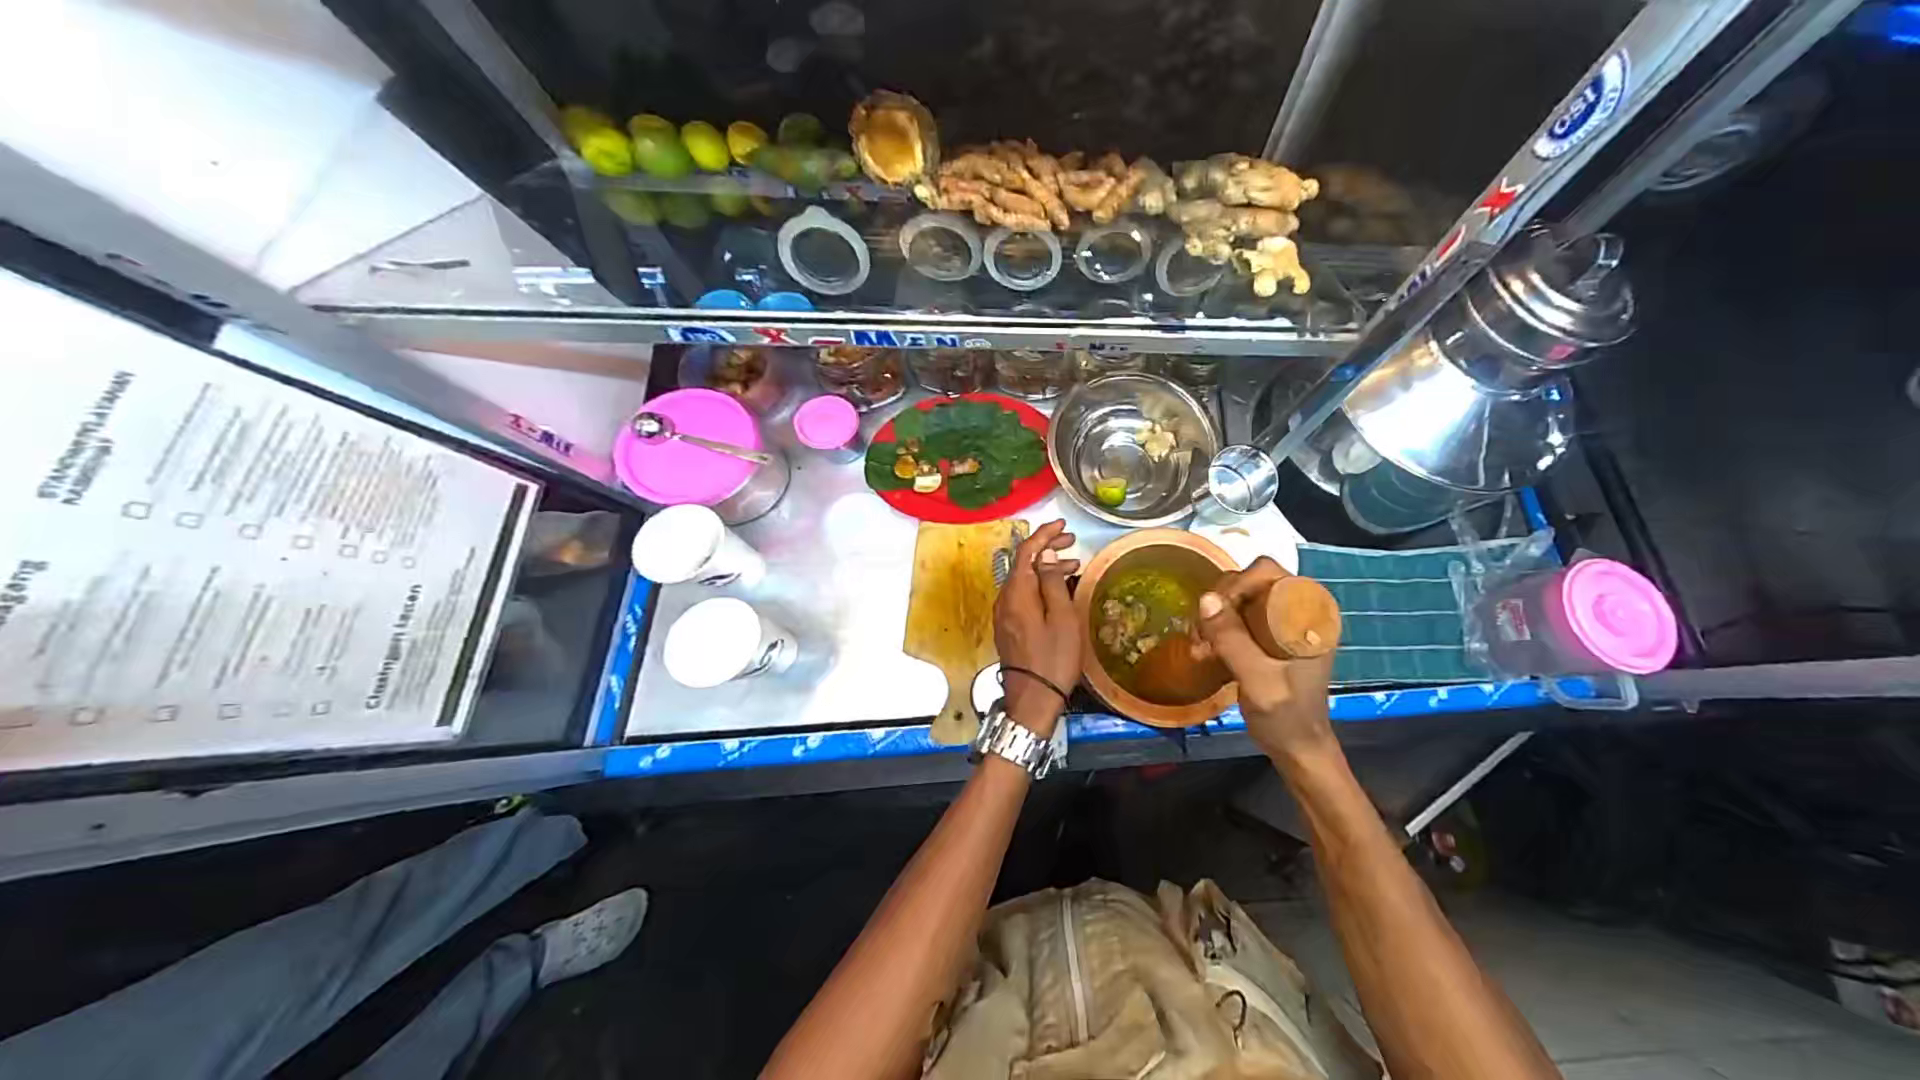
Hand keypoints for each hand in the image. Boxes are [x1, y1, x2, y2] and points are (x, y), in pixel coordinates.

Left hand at [993, 519, 1080, 736]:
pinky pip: (1022, 595)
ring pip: (1023, 579)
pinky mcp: (1008, 627)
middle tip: (1071, 542)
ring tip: (1073, 566)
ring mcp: (1004, 614)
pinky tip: (1057, 590)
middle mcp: (1004, 599)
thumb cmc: (1053, 658)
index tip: (1062, 525)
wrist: (1033, 697)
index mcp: (1017, 592)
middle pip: (1023, 563)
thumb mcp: (1061, 617)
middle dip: (1046, 548)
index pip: (1026, 551)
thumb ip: (1051, 582)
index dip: (1043, 534)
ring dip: (1045, 568)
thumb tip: (1045, 555)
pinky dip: (1039, 585)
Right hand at [1192, 557, 1336, 764]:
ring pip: (1239, 600)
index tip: (1214, 612)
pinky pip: (1237, 619)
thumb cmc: (1286, 717)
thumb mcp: (1258, 680)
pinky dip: (1218, 631)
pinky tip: (1205, 653)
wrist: (1298, 750)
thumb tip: (1205, 599)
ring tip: (1200, 647)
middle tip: (1202, 633)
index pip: (1270, 573)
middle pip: (1251, 583)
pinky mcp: (1270, 639)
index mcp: (1310, 615)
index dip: (1237, 584)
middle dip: (1221, 603)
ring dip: (1215, 619)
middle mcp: (1299, 612)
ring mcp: (1283, 626)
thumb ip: (1233, 639)